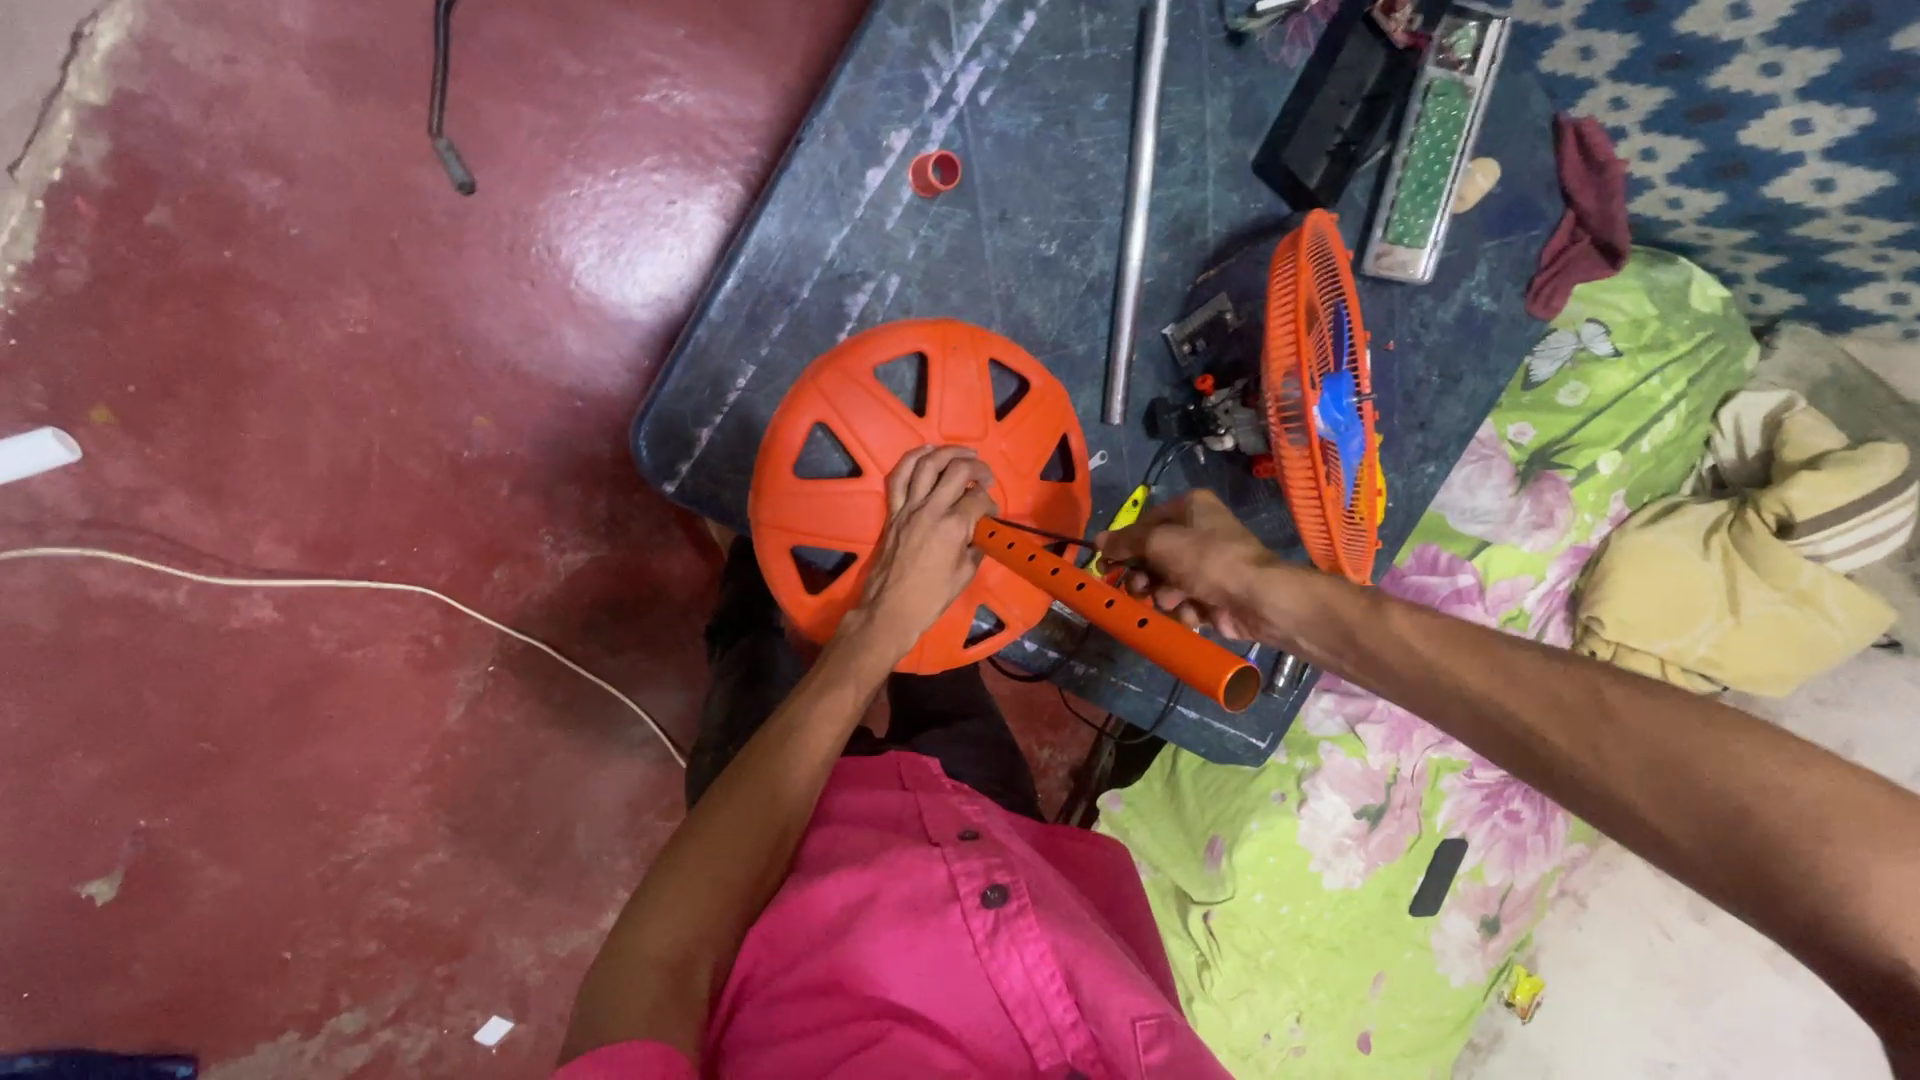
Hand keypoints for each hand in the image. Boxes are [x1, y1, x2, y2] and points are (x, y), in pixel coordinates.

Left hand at [850, 446, 997, 651]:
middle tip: (986, 477)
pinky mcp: (893, 511)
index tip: (991, 514)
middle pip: (958, 471)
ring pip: (928, 465)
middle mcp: (931, 509)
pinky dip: (913, 458)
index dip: (990, 502)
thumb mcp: (965, 574)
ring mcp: (909, 507)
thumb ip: (975, 546)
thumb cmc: (931, 597)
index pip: (978, 498)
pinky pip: (899, 476)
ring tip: (965, 453)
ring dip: (950, 452)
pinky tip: (928, 451)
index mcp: (953, 527)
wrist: (891, 609)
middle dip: (978, 468)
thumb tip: (979, 531)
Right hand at [1096, 490, 1285, 641]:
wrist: (1258, 599)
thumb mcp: (1159, 542)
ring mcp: (1206, 566)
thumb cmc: (1207, 559)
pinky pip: (1182, 601)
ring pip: (1164, 583)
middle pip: (1152, 556)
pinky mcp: (1212, 595)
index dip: (1123, 545)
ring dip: (1162, 595)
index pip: (1144, 523)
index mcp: (1190, 508)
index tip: (1105, 564)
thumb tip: (1098, 541)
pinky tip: (1193, 612)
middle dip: (1143, 576)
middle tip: (1138, 588)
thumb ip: (1125, 541)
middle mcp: (1199, 532)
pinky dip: (1183, 609)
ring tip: (1173, 600)